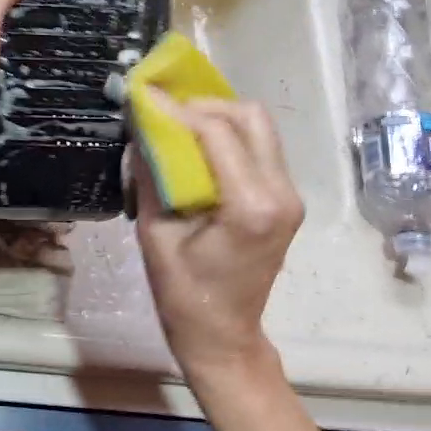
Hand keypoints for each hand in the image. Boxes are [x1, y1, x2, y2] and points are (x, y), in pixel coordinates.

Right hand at [133, 95, 303, 373]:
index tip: (143, 96)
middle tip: (165, 112)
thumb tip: (141, 127)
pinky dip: (227, 135)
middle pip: (250, 117)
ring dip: (217, 117)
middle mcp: (280, 193)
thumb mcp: (155, 232)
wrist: (222, 334)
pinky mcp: (285, 198)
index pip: (216, 133)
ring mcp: (289, 195)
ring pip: (259, 127)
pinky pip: (259, 147)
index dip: (176, 109)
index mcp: (250, 206)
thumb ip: (152, 174)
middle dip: (203, 105)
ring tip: (178, 125)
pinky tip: (196, 145)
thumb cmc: (183, 292)